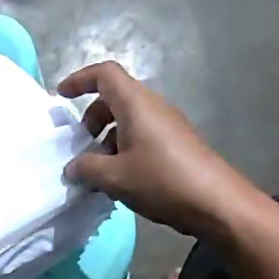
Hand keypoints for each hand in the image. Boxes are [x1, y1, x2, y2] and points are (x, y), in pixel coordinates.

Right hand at [58, 61, 243, 235]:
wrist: (218, 204)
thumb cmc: (162, 180)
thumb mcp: (114, 177)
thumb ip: (86, 168)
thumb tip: (73, 167)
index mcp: (136, 105)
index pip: (105, 74)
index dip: (80, 80)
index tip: (61, 96)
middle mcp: (153, 107)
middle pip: (114, 98)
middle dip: (91, 118)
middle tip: (81, 147)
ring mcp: (168, 126)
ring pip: (128, 120)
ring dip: (106, 139)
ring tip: (98, 171)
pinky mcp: (177, 144)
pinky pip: (142, 136)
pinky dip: (123, 149)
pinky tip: (120, 180)